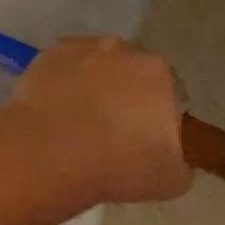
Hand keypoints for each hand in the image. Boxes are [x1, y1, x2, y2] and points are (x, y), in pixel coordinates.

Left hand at [6, 36, 192, 204]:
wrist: (51, 150)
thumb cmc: (121, 164)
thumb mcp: (175, 177)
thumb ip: (179, 153)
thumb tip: (166, 146)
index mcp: (157, 72)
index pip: (170, 89)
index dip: (163, 112)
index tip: (153, 135)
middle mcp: (117, 49)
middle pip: (130, 70)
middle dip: (128, 91)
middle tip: (119, 125)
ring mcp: (77, 47)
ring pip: (95, 65)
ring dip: (95, 83)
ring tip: (84, 117)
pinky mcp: (45, 54)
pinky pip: (65, 68)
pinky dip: (65, 82)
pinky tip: (61, 107)